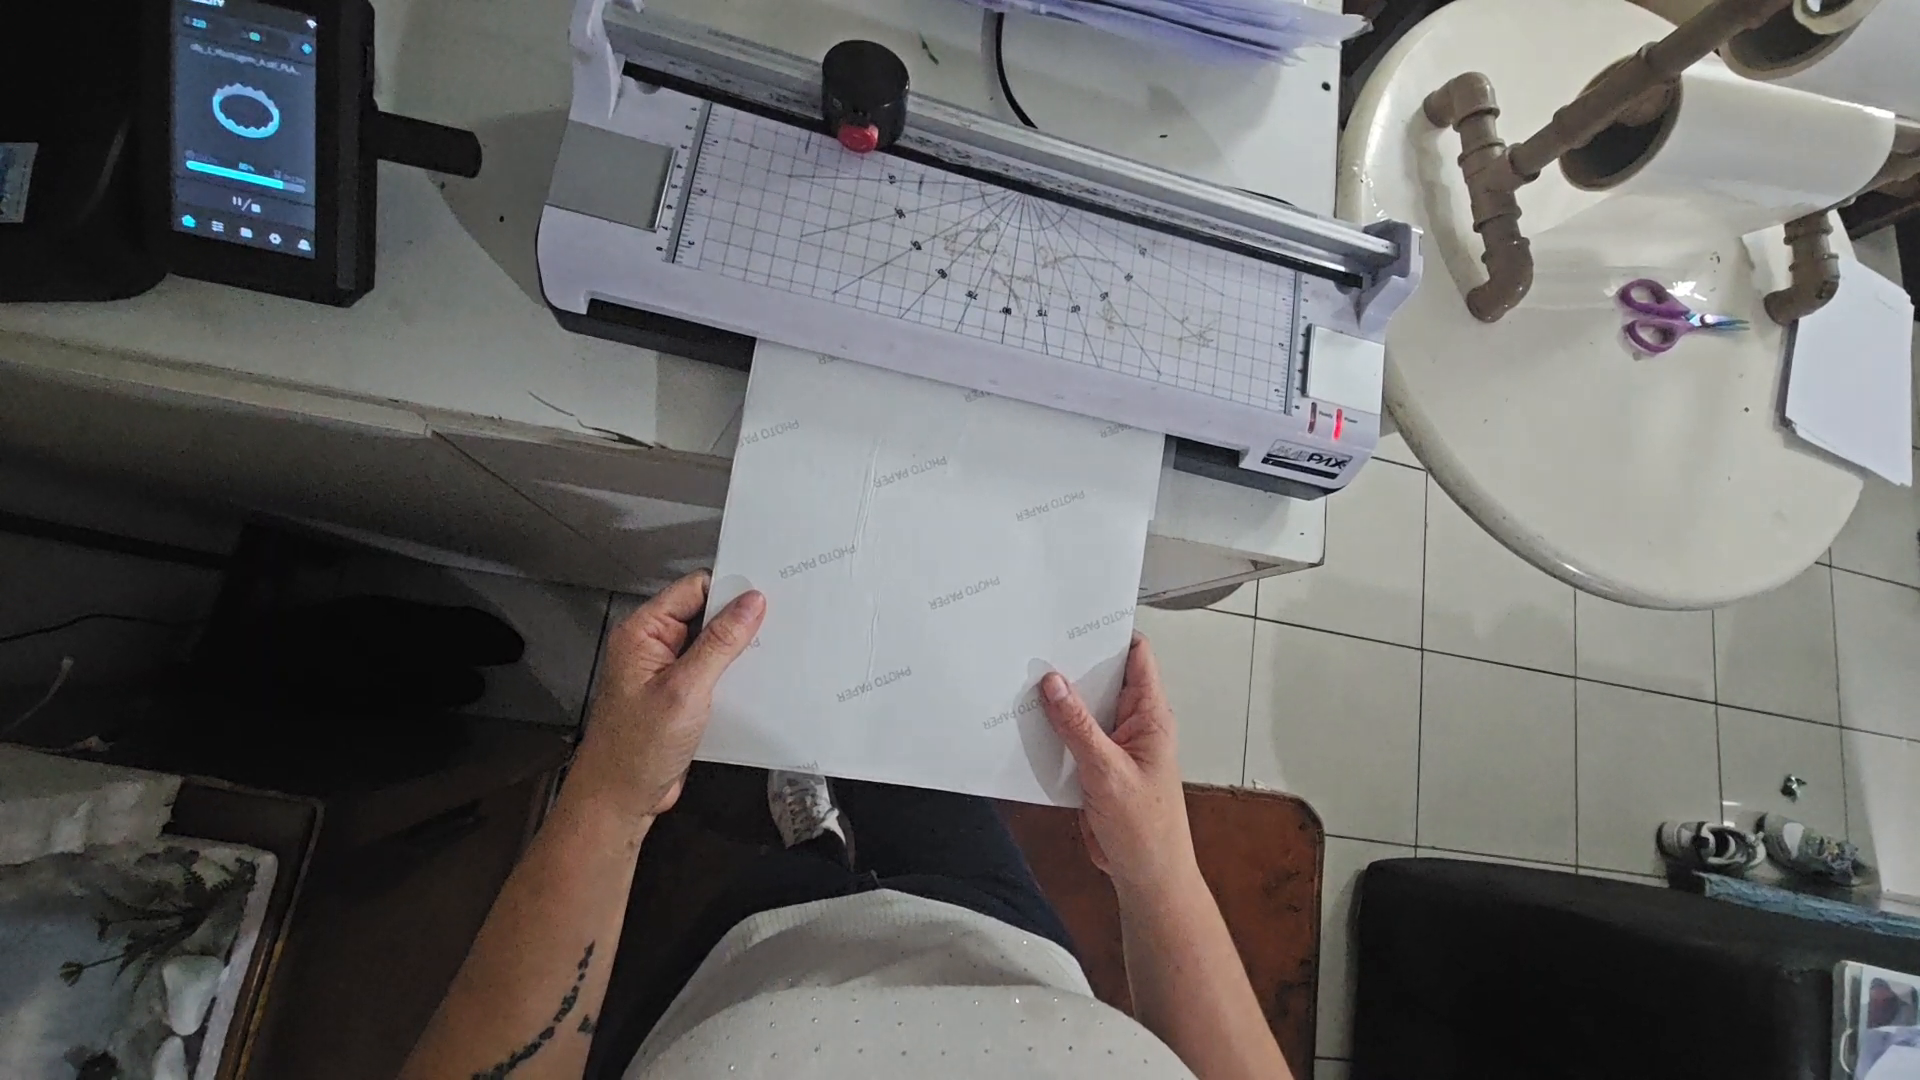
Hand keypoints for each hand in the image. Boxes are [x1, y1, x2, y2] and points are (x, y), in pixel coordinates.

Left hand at [570, 571, 765, 821]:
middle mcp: (654, 644)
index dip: (730, 588)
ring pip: (712, 642)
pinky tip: (761, 677)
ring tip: (780, 645)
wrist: (619, 801)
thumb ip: (720, 642)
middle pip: (705, 613)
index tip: (770, 593)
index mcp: (644, 632)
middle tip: (784, 619)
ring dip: (740, 647)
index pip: (694, 589)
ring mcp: (667, 670)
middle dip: (740, 617)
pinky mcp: (680, 694)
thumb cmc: (642, 745)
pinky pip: (712, 669)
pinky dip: (734, 671)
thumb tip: (753, 600)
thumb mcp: (686, 689)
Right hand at [1040, 633, 1196, 896]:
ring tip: (1019, 672)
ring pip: (1082, 705)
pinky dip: (1051, 725)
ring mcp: (1112, 741)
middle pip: (1103, 676)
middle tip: (1034, 642)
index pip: (1136, 656)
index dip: (1110, 632)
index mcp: (1149, 715)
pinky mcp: (1093, 762)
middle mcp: (1132, 721)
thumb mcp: (1107, 772)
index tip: (1074, 617)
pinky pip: (1070, 733)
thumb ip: (1077, 726)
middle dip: (1073, 661)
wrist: (1144, 877)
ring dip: (1058, 696)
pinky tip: (1023, 717)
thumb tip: (1052, 679)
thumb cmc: (1143, 827)